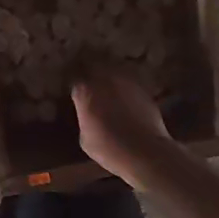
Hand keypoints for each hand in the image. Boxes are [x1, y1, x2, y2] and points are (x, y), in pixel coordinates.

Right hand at [71, 71, 179, 189]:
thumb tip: (88, 114)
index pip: (74, 80)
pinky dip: (126, 84)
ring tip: (109, 85)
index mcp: (85, 91)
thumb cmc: (108, 148)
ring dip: (110, 74)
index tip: (75, 92)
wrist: (143, 150)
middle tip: (90, 83)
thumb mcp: (85, 137)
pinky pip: (130, 79)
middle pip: (94, 66)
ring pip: (114, 68)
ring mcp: (126, 80)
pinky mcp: (143, 87)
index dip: (75, 86)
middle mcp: (105, 78)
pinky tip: (125, 95)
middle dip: (91, 72)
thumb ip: (84, 118)